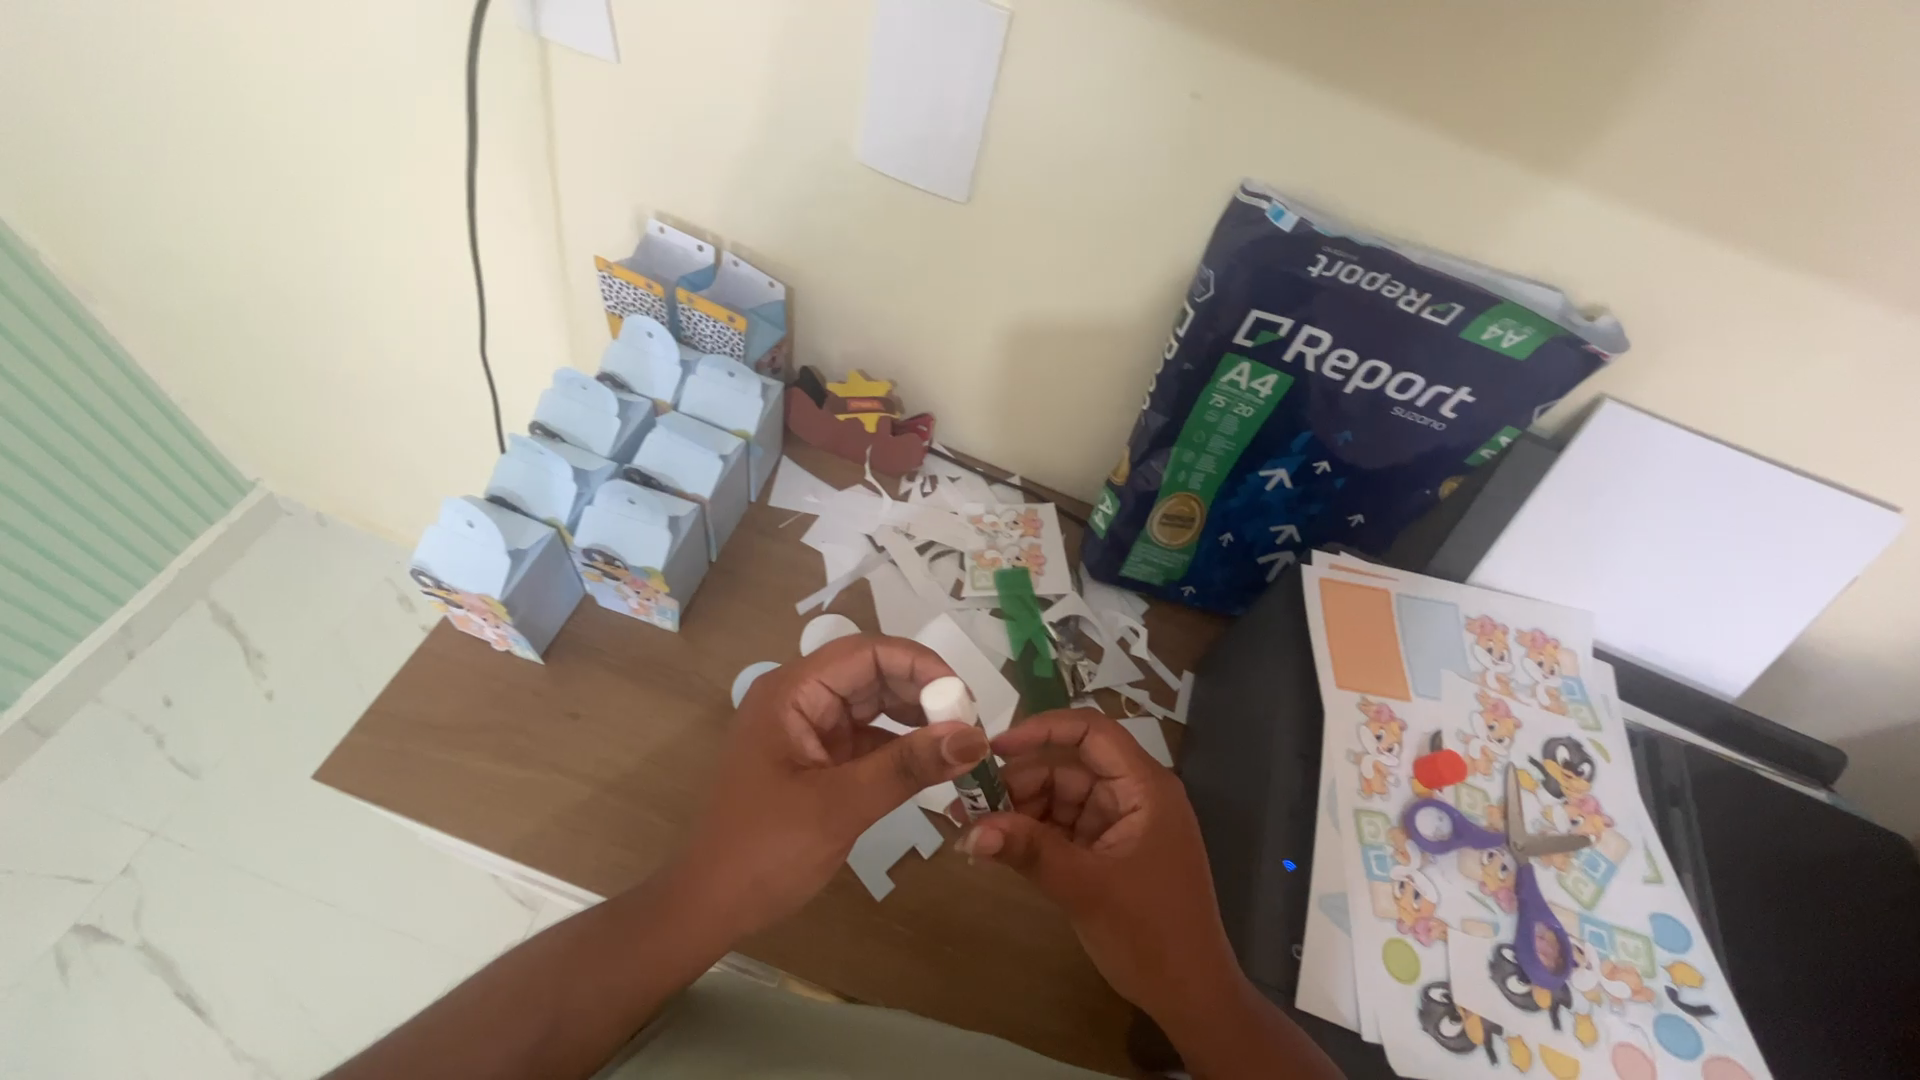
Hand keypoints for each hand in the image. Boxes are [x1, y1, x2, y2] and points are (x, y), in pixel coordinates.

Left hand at [672, 634, 989, 939]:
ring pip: (874, 704)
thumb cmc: (764, 851)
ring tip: (960, 741)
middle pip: (873, 673)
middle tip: (970, 723)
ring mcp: (808, 728)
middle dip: (922, 692)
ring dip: (916, 718)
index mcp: (792, 692)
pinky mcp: (818, 758)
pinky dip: (901, 746)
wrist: (711, 908)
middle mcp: (800, 699)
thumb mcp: (840, 806)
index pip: (866, 652)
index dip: (919, 664)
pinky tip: (933, 762)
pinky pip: (868, 737)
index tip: (964, 697)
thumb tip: (975, 737)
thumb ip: (907, 767)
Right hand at [955, 709, 1241, 1024]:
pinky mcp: (1107, 852)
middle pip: (1069, 766)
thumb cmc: (1152, 935)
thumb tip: (969, 832)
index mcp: (1144, 787)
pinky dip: (1032, 834)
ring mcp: (1119, 823)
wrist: (1192, 997)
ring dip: (1020, 809)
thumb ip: (1029, 852)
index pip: (1091, 732)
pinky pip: (1063, 827)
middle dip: (1021, 781)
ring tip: (976, 827)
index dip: (1043, 730)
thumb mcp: (1086, 888)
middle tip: (971, 803)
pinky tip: (998, 845)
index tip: (994, 749)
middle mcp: (1132, 795)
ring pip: (1060, 797)